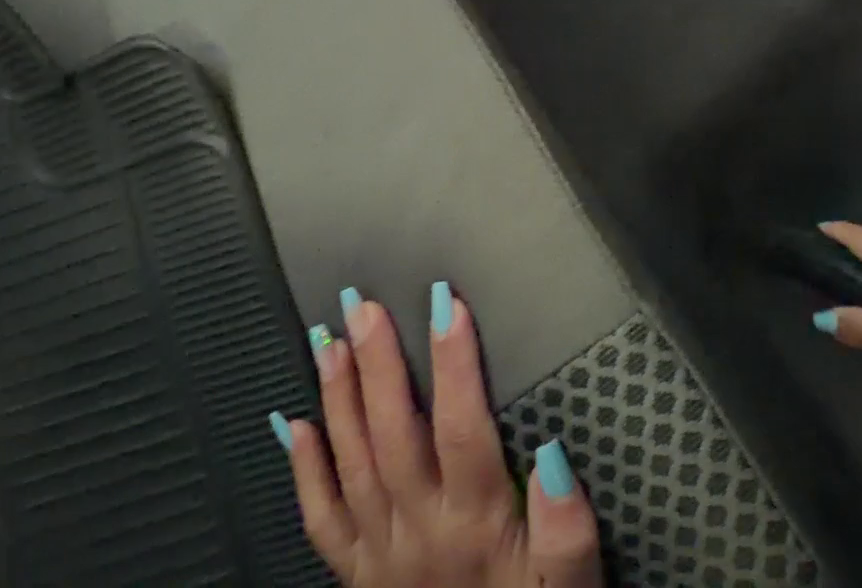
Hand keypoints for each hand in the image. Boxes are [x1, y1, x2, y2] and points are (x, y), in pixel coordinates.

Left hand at [275, 283, 602, 587]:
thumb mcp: (569, 586)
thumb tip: (552, 452)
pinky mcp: (357, 574)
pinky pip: (320, 519)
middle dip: (379, 363)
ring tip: (329, 341)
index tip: (446, 302)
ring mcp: (379, 553)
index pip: (460, 426)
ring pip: (351, 463)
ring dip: (338, 398)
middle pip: (394, 433)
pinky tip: (292, 424)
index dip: (454, 361)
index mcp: (474, 524)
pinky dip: (303, 469)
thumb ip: (568, 527)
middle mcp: (419, 529)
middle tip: (363, 306)